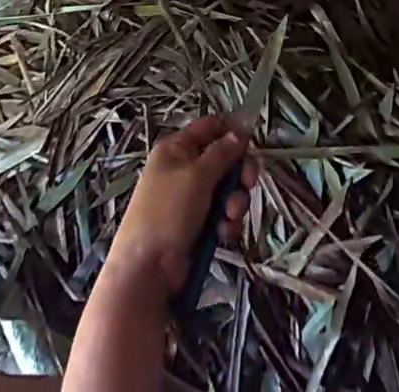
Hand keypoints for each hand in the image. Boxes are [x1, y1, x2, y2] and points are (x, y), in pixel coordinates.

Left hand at [106, 116, 257, 299]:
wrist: (147, 271)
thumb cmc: (167, 212)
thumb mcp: (196, 176)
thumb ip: (222, 153)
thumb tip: (240, 132)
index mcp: (176, 149)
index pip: (209, 127)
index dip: (231, 131)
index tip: (251, 142)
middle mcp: (185, 169)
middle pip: (224, 159)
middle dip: (238, 173)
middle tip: (247, 183)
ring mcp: (192, 198)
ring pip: (228, 188)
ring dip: (235, 202)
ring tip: (229, 216)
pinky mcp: (199, 224)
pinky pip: (224, 214)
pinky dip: (227, 222)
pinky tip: (223, 232)